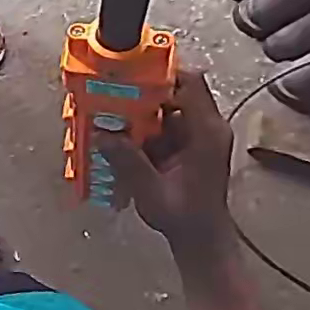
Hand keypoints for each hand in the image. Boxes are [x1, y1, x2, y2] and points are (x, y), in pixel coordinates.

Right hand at [93, 67, 234, 255]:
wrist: (200, 239)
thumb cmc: (184, 217)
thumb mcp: (152, 190)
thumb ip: (128, 161)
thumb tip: (102, 135)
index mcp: (206, 133)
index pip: (190, 84)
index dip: (162, 71)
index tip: (130, 70)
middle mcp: (204, 127)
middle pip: (173, 91)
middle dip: (140, 89)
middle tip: (110, 91)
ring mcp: (194, 135)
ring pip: (164, 105)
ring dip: (137, 107)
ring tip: (108, 109)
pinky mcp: (183, 143)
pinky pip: (160, 122)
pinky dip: (139, 123)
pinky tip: (118, 130)